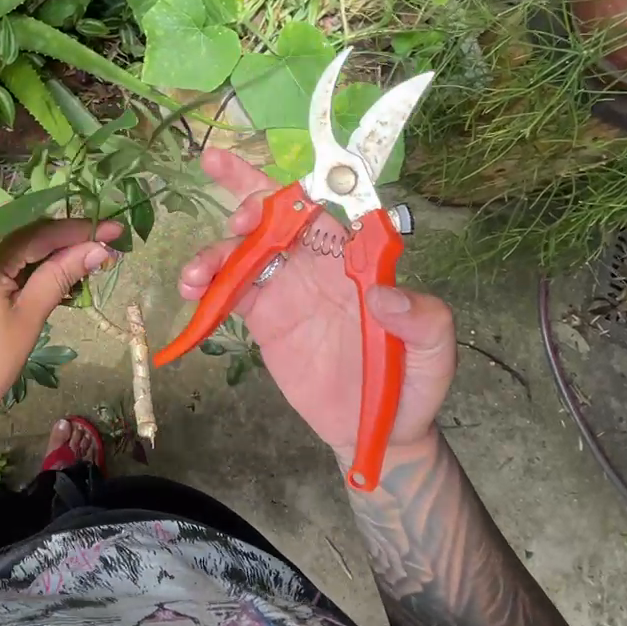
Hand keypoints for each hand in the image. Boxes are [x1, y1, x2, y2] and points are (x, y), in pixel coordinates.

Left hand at [0, 201, 121, 443]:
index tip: (113, 231)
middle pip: (10, 219)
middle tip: (81, 249)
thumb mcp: (28, 319)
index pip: (38, 233)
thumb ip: (60, 276)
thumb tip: (99, 249)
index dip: (78, 231)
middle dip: (48, 230)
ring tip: (28, 252)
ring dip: (4, 225)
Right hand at [177, 148, 455, 455]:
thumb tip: (385, 295)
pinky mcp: (262, 316)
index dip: (294, 197)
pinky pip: (229, 290)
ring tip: (192, 275)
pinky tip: (191, 290)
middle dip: (248, 200)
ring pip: (243, 252)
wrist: (375, 428)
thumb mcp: (435, 353)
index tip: (273, 200)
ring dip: (215, 253)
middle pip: (276, 215)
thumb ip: (423, 320)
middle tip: (234, 218)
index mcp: (354, 259)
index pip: (323, 210)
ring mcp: (284, 288)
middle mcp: (315, 263)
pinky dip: (206, 284)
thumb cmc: (411, 383)